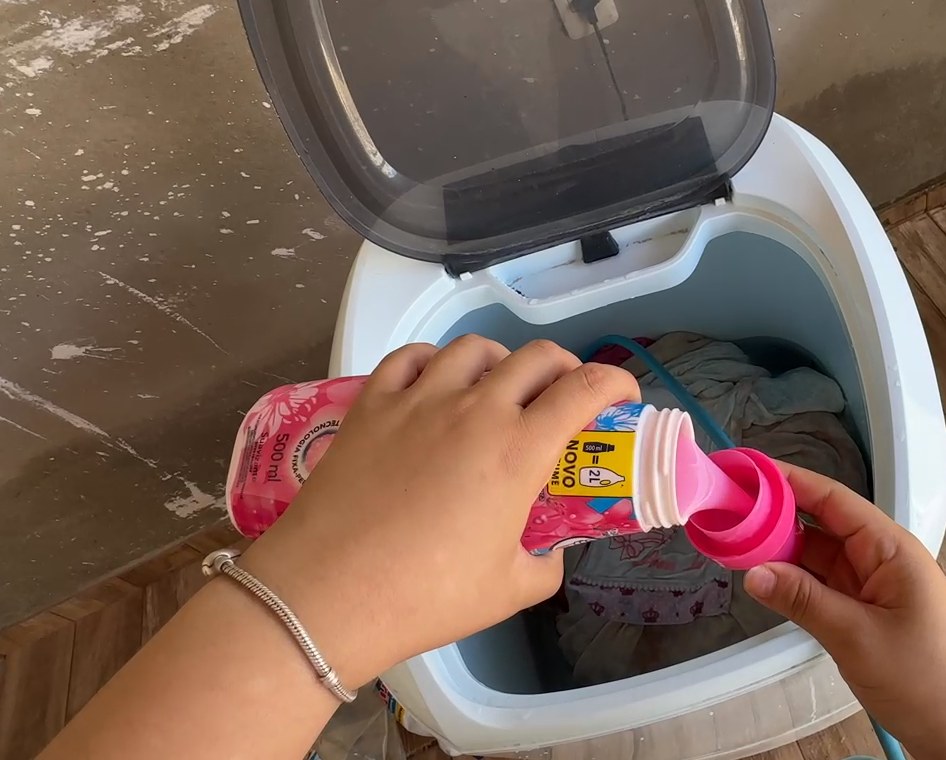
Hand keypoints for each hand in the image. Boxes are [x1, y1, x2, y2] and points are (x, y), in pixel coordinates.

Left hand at [236, 336, 638, 683]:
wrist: (323, 598)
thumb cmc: (424, 596)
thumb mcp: (507, 592)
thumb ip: (545, 565)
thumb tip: (550, 551)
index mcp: (519, 450)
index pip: (586, 390)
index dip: (615, 384)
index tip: (622, 399)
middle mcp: (478, 409)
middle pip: (539, 357)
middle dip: (565, 368)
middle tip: (562, 395)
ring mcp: (422, 398)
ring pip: (477, 348)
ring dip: (501, 361)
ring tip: (496, 388)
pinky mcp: (374, 402)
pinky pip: (412, 356)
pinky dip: (434, 360)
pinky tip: (435, 381)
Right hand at [743, 465, 945, 759]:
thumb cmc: (930, 681)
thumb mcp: (858, 637)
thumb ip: (803, 600)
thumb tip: (753, 572)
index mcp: (888, 546)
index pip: (830, 497)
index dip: (787, 479)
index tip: (748, 470)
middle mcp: (880, 558)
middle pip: (820, 524)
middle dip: (775, 515)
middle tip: (729, 509)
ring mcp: (873, 587)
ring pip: (818, 557)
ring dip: (781, 551)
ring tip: (735, 540)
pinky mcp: (867, 614)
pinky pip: (824, 586)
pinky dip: (795, 583)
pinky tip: (765, 580)